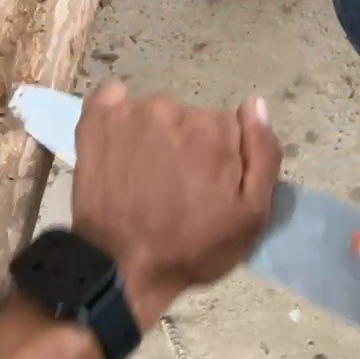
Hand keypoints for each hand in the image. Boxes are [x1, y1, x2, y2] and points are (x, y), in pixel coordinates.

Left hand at [70, 81, 281, 324]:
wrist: (121, 264)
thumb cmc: (192, 246)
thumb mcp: (251, 216)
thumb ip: (263, 154)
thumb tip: (256, 104)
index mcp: (214, 129)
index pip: (226, 127)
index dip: (220, 157)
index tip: (207, 185)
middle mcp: (172, 109)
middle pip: (189, 118)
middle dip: (187, 145)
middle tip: (174, 186)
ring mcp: (130, 111)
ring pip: (155, 113)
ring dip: (153, 135)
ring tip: (143, 175)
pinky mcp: (96, 117)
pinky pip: (112, 95)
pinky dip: (117, 111)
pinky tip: (118, 139)